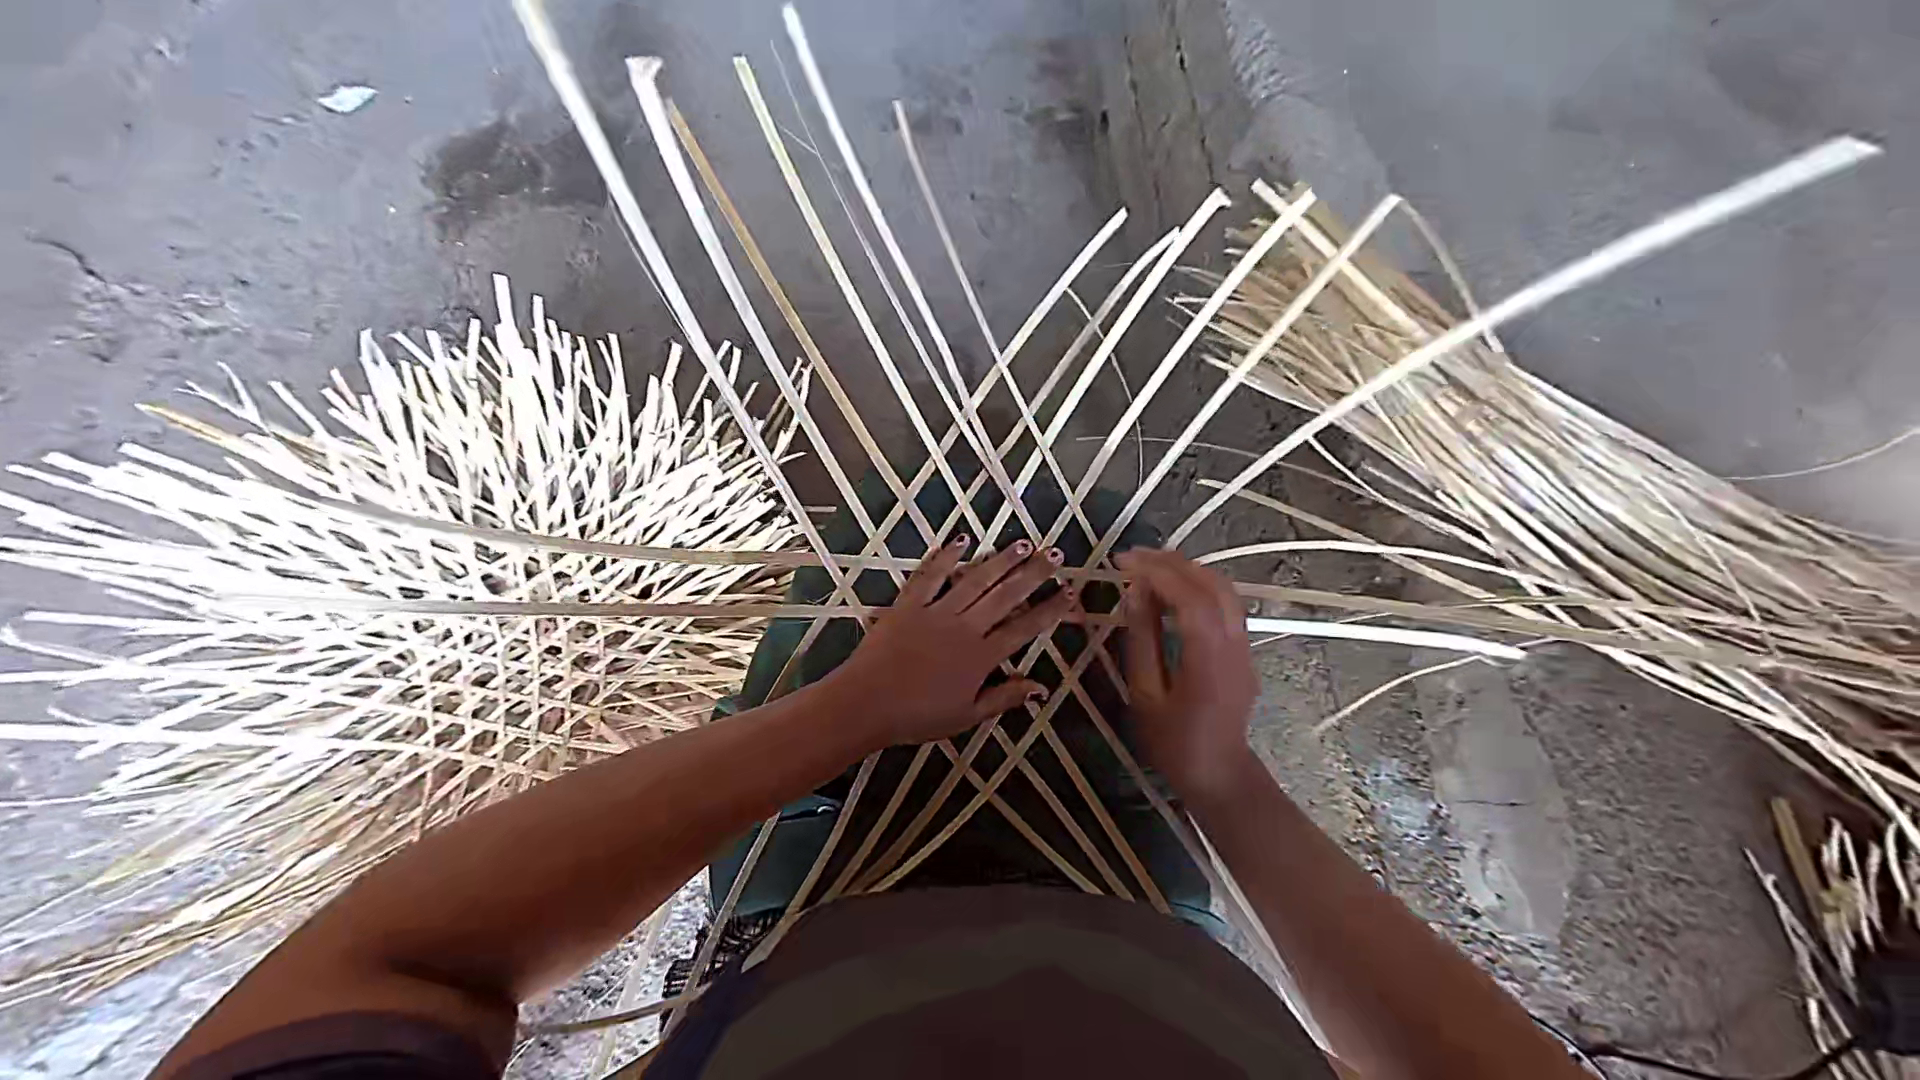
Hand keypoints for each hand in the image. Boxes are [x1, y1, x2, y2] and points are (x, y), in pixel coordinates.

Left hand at [827, 534, 1079, 746]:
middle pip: (1005, 595)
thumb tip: (1041, 686)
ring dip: (1000, 560)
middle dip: (1033, 574)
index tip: (1069, 593)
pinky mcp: (909, 604)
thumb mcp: (966, 715)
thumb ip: (1004, 698)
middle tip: (1054, 556)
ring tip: (1022, 544)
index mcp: (980, 656)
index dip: (1050, 610)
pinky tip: (962, 541)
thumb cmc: (917, 716)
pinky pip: (931, 575)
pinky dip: (947, 557)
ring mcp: (936, 611)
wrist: (866, 703)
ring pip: (975, 580)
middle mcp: (964, 627)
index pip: (1024, 628)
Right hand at [1115, 548, 1258, 798]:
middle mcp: (1235, 645)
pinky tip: (1171, 587)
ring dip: (1187, 569)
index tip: (1122, 562)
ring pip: (1223, 589)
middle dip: (1171, 562)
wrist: (1219, 774)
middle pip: (1211, 584)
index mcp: (1209, 659)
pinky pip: (1225, 603)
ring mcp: (1244, 645)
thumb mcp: (1144, 694)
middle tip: (1131, 556)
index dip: (1156, 572)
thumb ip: (1141, 640)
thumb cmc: (1173, 742)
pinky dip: (1198, 584)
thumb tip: (1133, 593)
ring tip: (1148, 564)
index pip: (1189, 598)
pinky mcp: (1242, 648)